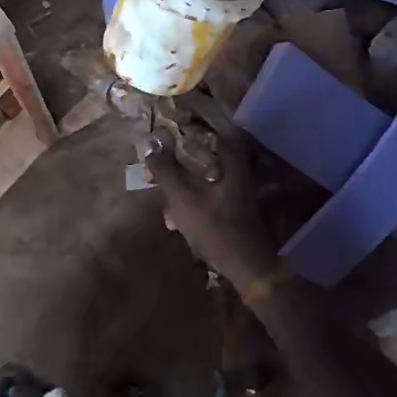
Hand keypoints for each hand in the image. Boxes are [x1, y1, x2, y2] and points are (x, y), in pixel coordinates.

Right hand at [147, 131, 280, 291]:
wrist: (247, 268)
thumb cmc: (214, 227)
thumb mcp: (182, 197)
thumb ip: (165, 169)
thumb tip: (149, 143)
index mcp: (230, 163)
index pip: (208, 131)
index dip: (186, 128)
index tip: (166, 132)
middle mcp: (237, 172)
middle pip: (204, 155)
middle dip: (178, 160)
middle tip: (158, 165)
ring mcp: (238, 191)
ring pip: (203, 176)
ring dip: (181, 182)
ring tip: (162, 197)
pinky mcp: (234, 209)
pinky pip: (208, 193)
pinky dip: (191, 198)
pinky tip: (175, 217)